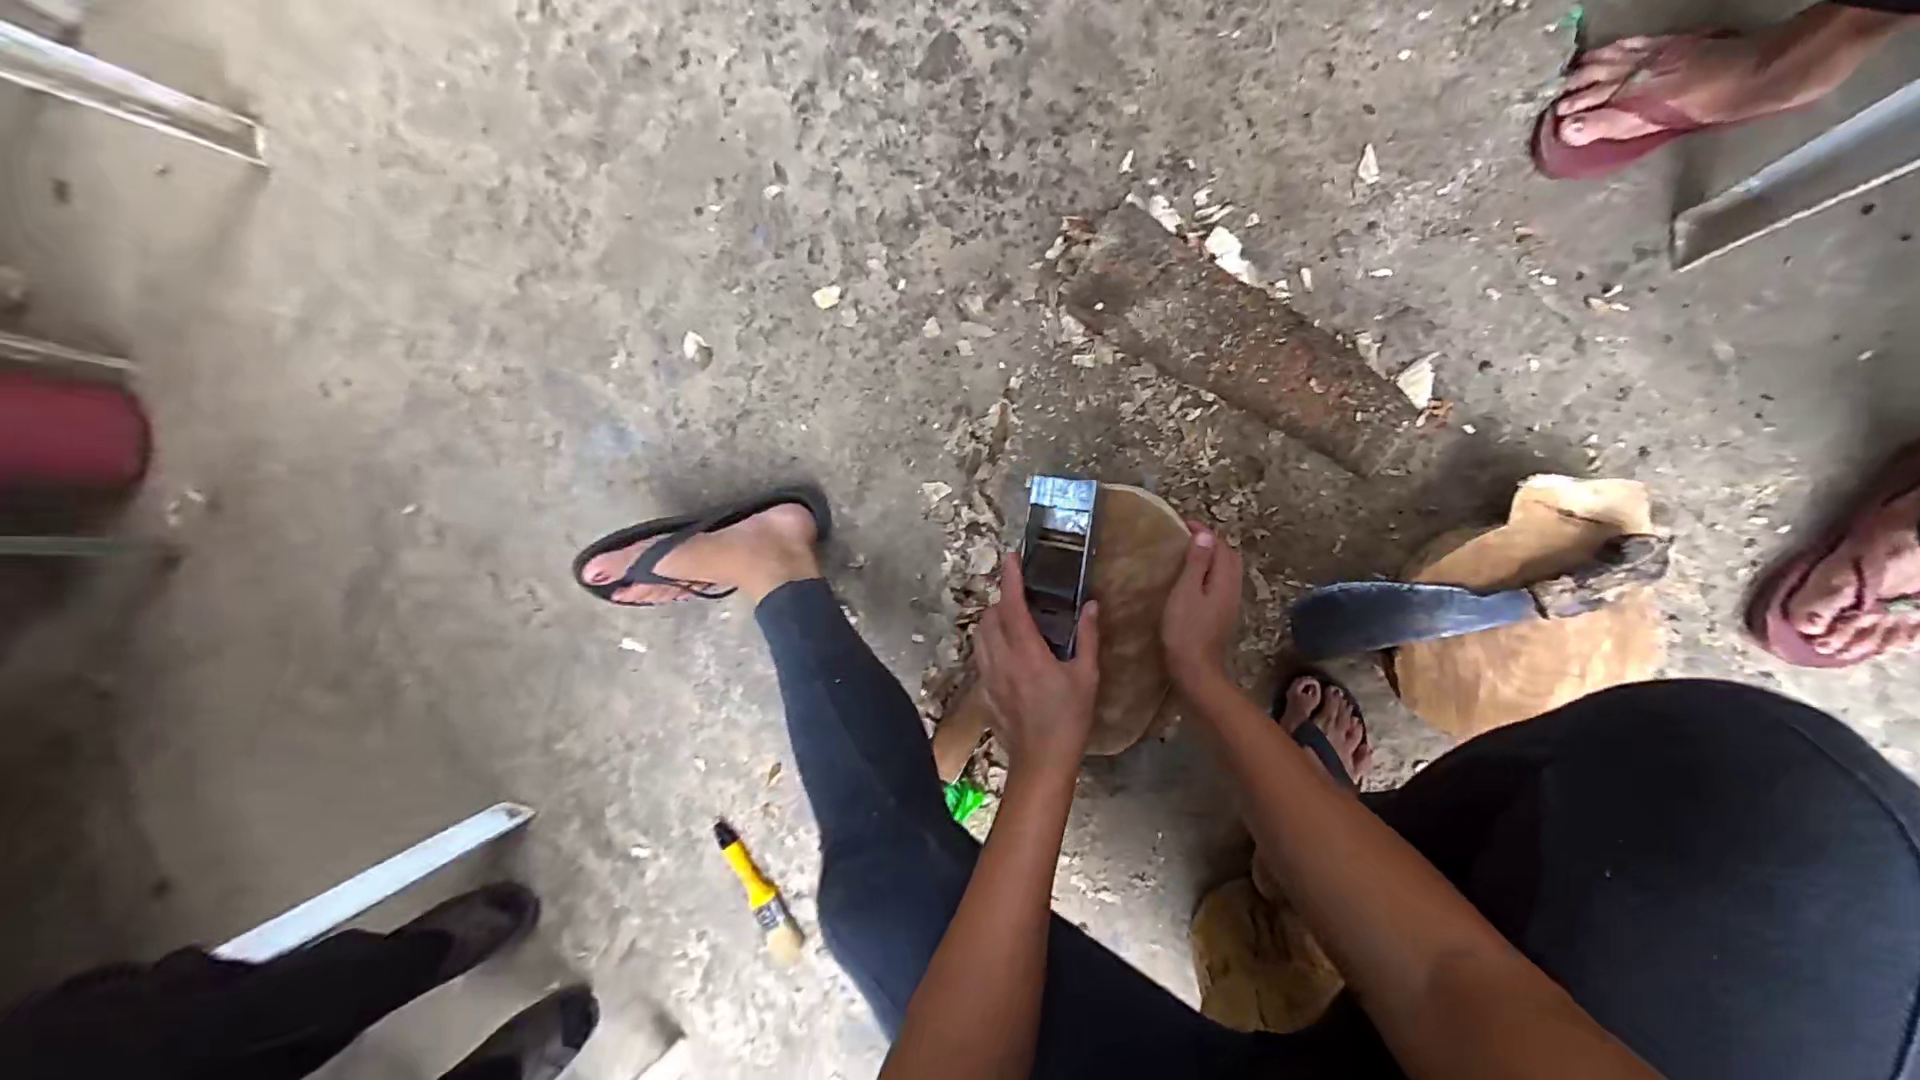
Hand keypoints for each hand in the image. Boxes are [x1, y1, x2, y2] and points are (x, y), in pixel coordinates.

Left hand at [974, 555, 1100, 776]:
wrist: (1042, 761)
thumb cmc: (1069, 719)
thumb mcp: (1087, 677)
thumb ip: (1087, 638)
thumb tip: (1091, 606)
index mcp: (1027, 653)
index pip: (1012, 606)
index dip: (1010, 579)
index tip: (1010, 558)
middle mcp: (1001, 660)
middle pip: (989, 617)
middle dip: (1000, 600)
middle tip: (1019, 596)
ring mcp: (988, 677)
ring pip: (980, 636)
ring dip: (991, 621)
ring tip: (1011, 620)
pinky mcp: (984, 692)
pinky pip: (981, 657)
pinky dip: (989, 644)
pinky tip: (1007, 652)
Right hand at [1161, 523, 1242, 689]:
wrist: (1195, 670)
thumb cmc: (1185, 629)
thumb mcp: (1186, 591)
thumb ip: (1197, 563)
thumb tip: (1205, 535)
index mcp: (1225, 581)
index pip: (1221, 547)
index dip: (1205, 532)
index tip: (1184, 524)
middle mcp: (1232, 590)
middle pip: (1229, 558)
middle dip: (1212, 543)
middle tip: (1187, 537)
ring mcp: (1229, 605)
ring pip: (1227, 572)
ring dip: (1212, 558)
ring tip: (1189, 554)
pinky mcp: (1221, 616)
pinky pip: (1221, 585)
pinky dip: (1210, 573)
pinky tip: (1193, 580)